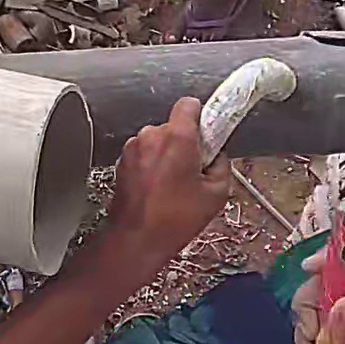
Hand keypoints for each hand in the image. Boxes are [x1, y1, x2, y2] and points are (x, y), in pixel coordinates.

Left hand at [103, 96, 230, 276]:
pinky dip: (151, 164)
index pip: (189, 104)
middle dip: (184, 142)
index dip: (200, 115)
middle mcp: (151, 135)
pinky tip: (157, 188)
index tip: (206, 134)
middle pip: (173, 126)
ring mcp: (133, 147)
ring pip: (157, 140)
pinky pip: (143, 153)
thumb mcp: (216, 194)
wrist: (136, 239)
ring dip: (166, 154)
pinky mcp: (122, 161)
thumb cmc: (176, 219)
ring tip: (173, 183)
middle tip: (193, 169)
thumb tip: (217, 155)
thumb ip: (222, 165)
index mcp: (177, 137)